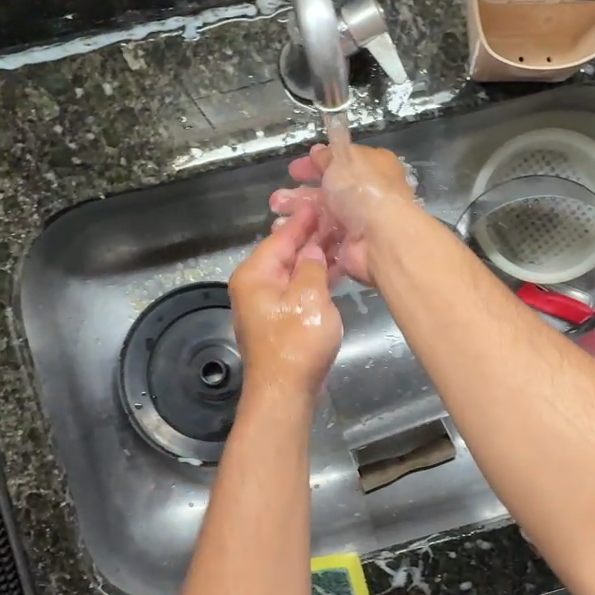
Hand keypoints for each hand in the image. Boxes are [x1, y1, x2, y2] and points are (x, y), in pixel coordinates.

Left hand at [229, 205, 342, 399]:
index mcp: (254, 275)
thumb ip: (312, 266)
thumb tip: (313, 249)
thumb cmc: (296, 343)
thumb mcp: (310, 296)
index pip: (281, 237)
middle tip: (336, 219)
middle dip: (309, 238)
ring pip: (291, 274)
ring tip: (340, 242)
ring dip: (314, 260)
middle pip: (284, 254)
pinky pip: (295, 292)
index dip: (303, 221)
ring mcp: (264, 307)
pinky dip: (312, 281)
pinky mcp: (278, 323)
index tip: (320, 202)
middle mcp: (254, 287)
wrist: (285, 392)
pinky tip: (332, 274)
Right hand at [269, 143, 417, 286]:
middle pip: (328, 195)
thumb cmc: (363, 190)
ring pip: (323, 221)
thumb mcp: (342, 161)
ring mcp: (359, 225)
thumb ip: (327, 156)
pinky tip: (290, 241)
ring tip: (278, 224)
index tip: (292, 171)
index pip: (340, 165)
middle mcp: (367, 196)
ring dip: (300, 221)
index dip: (314, 167)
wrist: (381, 238)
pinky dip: (308, 243)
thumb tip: (318, 152)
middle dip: (300, 197)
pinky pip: (325, 245)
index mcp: (371, 169)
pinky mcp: (350, 250)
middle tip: (276, 201)